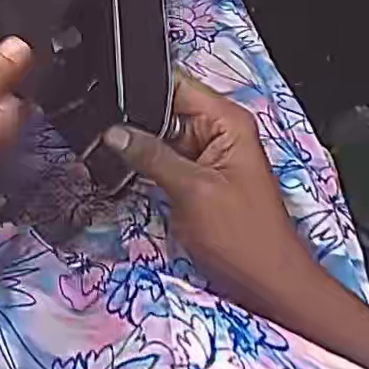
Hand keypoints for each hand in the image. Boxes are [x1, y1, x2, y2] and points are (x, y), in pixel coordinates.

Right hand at [104, 73, 329, 321]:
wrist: (267, 285)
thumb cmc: (242, 238)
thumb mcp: (191, 191)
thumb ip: (151, 155)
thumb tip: (114, 131)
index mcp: (227, 120)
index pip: (178, 84)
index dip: (141, 86)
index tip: (107, 93)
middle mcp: (219, 129)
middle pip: (166, 106)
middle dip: (136, 118)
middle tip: (101, 128)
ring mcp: (208, 152)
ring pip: (161, 133)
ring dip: (140, 143)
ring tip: (109, 148)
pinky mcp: (198, 174)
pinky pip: (166, 156)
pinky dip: (148, 162)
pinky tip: (128, 167)